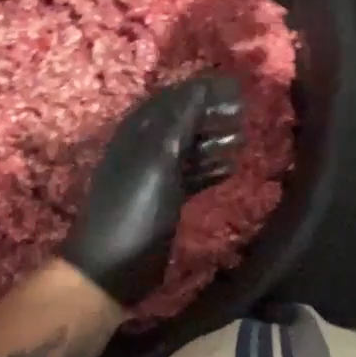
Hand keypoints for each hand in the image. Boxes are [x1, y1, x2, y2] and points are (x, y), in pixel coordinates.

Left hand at [60, 76, 242, 305]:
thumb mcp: (157, 161)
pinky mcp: (164, 200)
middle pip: (183, 120)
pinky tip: (231, 168)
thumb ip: (177, 124)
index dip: (204, 90)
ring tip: (242, 137)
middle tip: (244, 112)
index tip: (237, 88)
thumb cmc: (134, 211)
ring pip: (189, 147)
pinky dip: (211, 168)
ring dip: (214, 139)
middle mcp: (145, 148)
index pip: (174, 99)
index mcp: (138, 133)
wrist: (111, 268)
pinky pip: (191, 174)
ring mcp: (154, 175)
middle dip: (212, 112)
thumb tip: (199, 90)